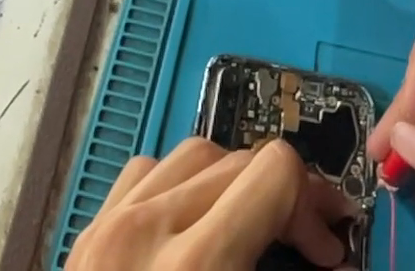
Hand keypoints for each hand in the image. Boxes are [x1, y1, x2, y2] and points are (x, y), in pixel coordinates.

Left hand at [69, 137, 358, 269]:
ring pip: (194, 155)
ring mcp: (109, 226)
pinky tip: (194, 220)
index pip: (274, 173)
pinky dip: (179, 185)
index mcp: (195, 266)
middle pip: (241, 161)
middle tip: (306, 243)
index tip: (327, 243)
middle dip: (284, 199)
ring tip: (254, 226)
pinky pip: (146, 174)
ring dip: (233, 183)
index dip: (314, 205)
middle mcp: (146, 229)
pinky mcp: (87, 236)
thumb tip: (328, 263)